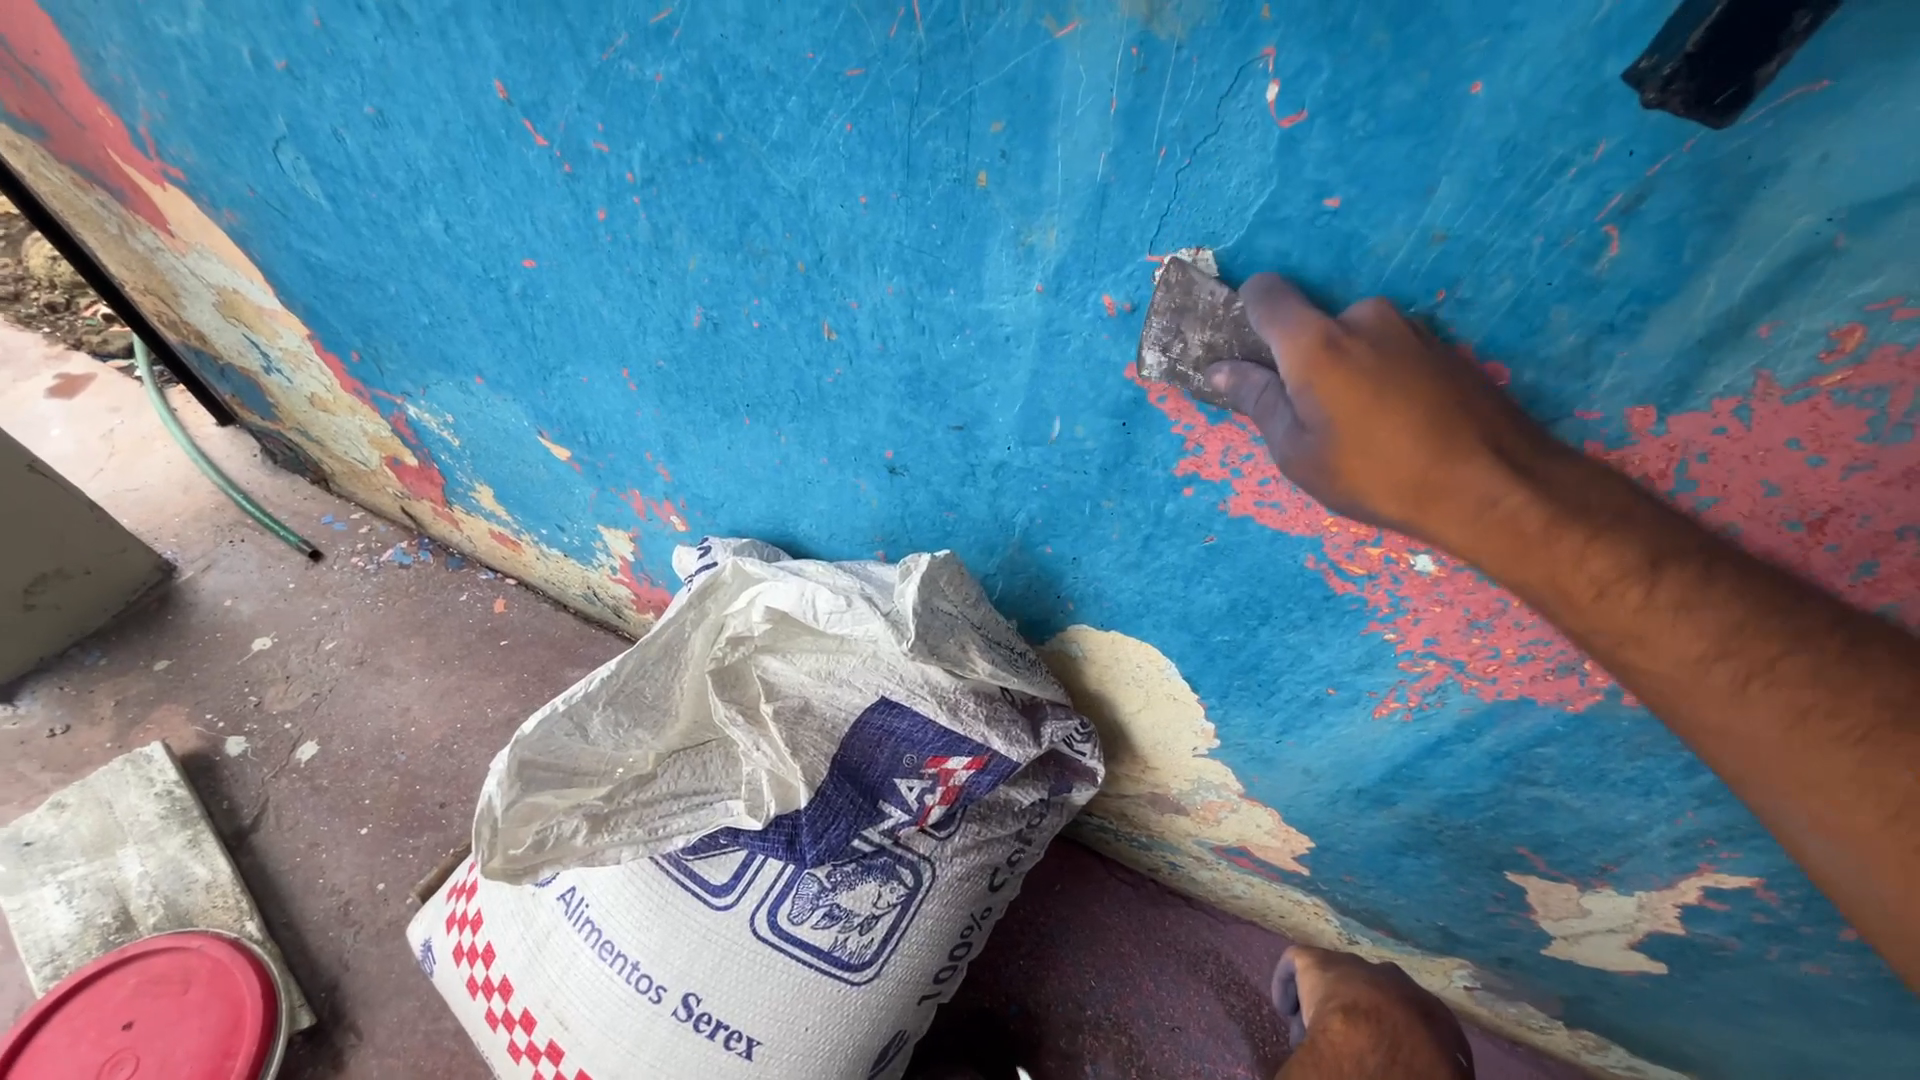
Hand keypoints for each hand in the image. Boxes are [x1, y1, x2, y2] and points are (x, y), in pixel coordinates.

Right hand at [1206, 274, 1567, 549]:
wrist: (1492, 483)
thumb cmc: (1375, 473)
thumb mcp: (1297, 451)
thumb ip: (1257, 400)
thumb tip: (1221, 370)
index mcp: (1316, 340)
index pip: (1264, 292)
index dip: (1246, 316)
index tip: (1247, 357)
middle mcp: (1362, 316)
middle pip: (1311, 324)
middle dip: (1301, 360)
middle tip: (1310, 418)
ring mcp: (1409, 327)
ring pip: (1353, 339)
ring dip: (1343, 371)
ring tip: (1360, 428)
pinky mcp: (1442, 345)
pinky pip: (1388, 351)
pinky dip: (1378, 377)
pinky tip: (1397, 425)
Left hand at [1273, 946, 1472, 1078]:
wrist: (1386, 1050)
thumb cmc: (1421, 1074)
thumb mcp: (1446, 1076)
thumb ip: (1428, 1066)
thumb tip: (1412, 1067)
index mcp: (1434, 1014)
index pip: (1413, 1022)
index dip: (1391, 1039)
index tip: (1379, 1059)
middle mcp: (1396, 982)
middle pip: (1371, 997)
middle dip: (1357, 1019)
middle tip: (1343, 1050)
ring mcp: (1356, 966)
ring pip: (1336, 984)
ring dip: (1325, 1006)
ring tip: (1311, 1039)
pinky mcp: (1317, 960)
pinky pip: (1297, 965)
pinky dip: (1289, 986)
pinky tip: (1284, 1009)